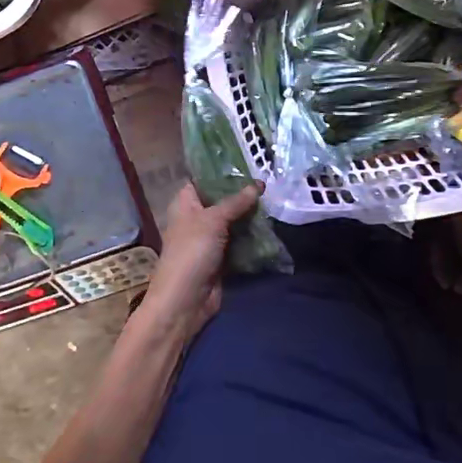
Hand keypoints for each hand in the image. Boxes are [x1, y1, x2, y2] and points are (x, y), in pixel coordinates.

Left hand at [138, 183, 261, 340]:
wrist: (186, 300)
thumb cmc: (192, 251)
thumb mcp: (213, 220)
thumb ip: (235, 202)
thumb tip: (257, 184)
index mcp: (185, 204)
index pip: (201, 180)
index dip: (220, 172)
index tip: (246, 162)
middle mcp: (196, 219)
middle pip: (221, 201)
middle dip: (242, 194)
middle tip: (270, 182)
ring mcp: (209, 240)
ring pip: (233, 222)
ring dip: (250, 216)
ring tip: (276, 200)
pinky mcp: (221, 259)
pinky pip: (239, 243)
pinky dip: (252, 238)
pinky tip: (273, 226)